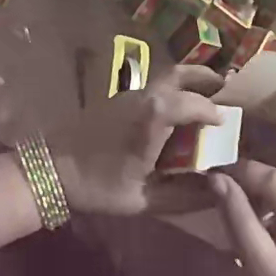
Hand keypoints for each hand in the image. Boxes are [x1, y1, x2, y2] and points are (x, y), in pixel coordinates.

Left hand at [52, 64, 225, 215]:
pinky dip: (169, 87)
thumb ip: (184, 197)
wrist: (50, 170)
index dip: (213, 112)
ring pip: (163, 75)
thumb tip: (217, 191)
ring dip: (187, 80)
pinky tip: (173, 107)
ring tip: (204, 92)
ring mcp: (126, 94)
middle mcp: (142, 98)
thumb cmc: (98, 186)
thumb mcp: (143, 200)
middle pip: (179, 75)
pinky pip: (150, 84)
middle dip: (205, 80)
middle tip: (224, 88)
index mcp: (152, 119)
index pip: (193, 104)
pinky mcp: (114, 97)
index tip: (225, 124)